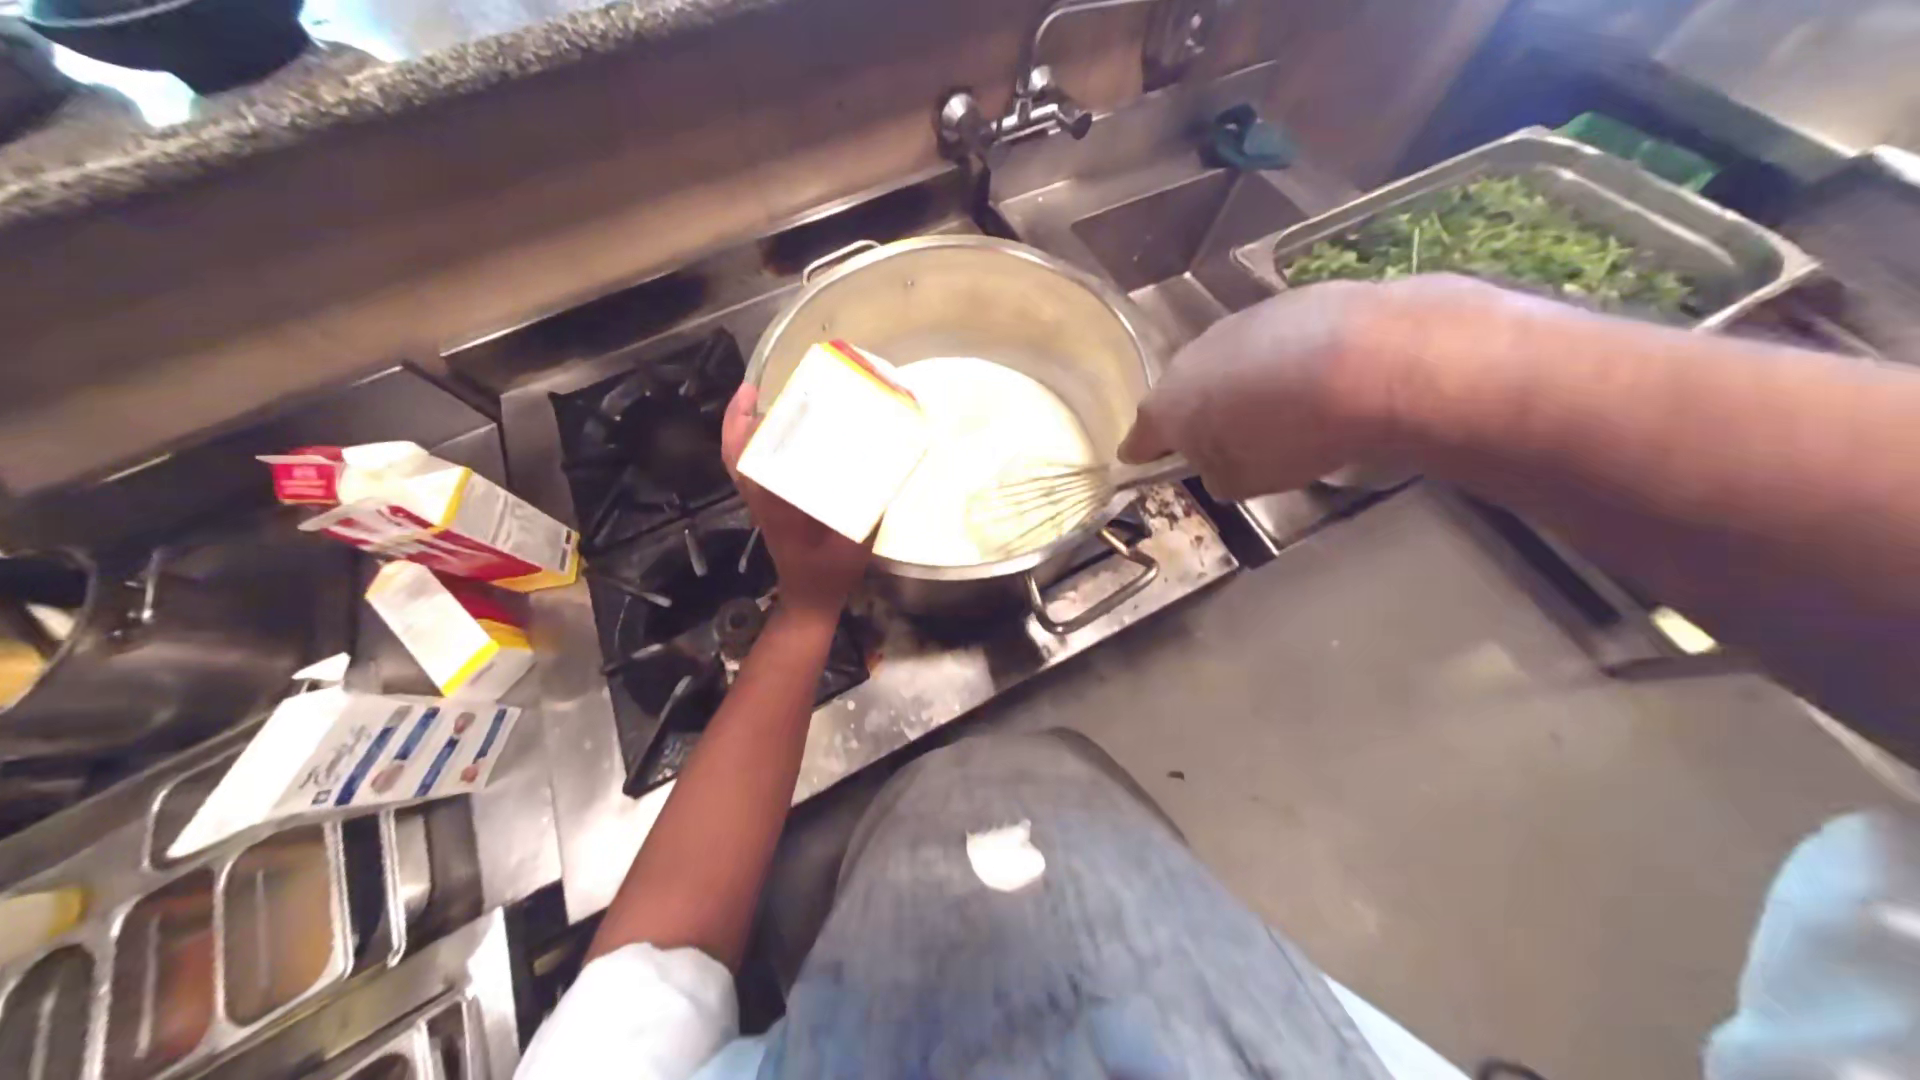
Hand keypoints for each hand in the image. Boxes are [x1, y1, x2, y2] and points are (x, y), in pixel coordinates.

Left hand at [721, 383, 872, 615]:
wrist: (810, 600)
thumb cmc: (830, 572)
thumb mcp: (855, 539)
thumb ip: (870, 505)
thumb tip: (888, 467)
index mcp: (775, 502)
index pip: (746, 457)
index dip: (742, 424)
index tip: (751, 393)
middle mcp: (761, 498)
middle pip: (737, 453)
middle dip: (743, 418)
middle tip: (761, 389)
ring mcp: (760, 503)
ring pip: (742, 462)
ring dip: (748, 432)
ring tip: (765, 406)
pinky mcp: (767, 508)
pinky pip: (754, 473)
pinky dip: (759, 451)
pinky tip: (781, 440)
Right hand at [1118, 275, 1524, 498]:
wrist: (1372, 363)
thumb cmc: (1292, 438)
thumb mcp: (1244, 483)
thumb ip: (1215, 473)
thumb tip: (1217, 461)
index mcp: (1167, 409)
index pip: (1138, 441)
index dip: (1146, 457)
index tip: (1153, 466)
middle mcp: (1188, 360)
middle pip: (1181, 396)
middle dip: (1198, 419)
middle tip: (1231, 444)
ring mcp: (1233, 326)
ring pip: (1223, 366)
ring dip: (1238, 388)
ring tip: (1282, 411)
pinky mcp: (1281, 303)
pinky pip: (1267, 344)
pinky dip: (1279, 363)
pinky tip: (1314, 380)